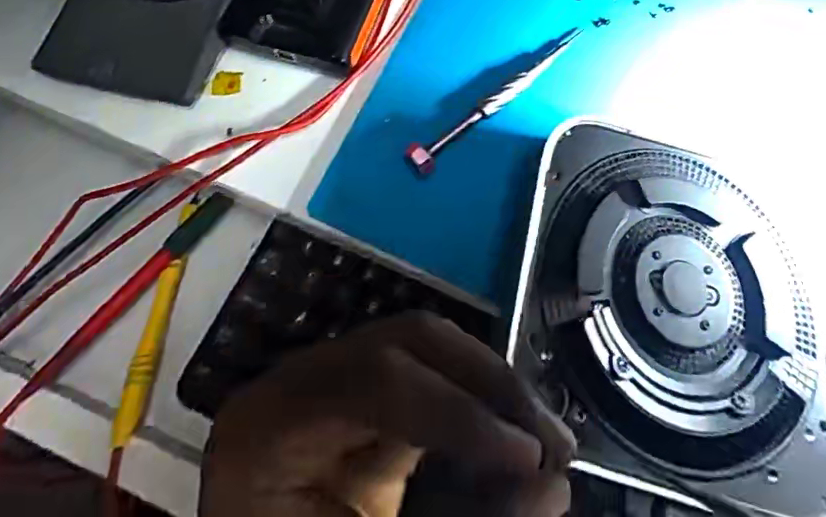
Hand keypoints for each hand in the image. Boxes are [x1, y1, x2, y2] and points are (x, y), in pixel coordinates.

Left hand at [200, 311, 574, 516]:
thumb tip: (550, 486)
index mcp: (273, 422)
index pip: (377, 378)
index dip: (459, 412)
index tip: (530, 459)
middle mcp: (300, 379)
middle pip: (406, 340)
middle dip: (488, 383)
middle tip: (552, 444)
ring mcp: (327, 379)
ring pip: (422, 347)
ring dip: (490, 387)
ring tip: (545, 442)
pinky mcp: (353, 397)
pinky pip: (421, 376)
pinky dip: (470, 402)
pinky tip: (508, 438)